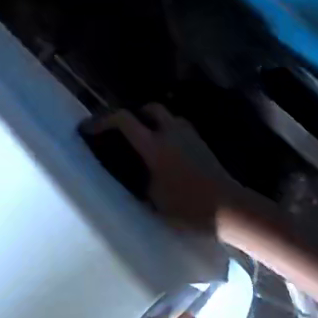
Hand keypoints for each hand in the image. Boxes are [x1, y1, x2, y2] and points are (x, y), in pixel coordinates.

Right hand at [85, 105, 257, 232]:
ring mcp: (190, 137)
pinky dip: (167, 132)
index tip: (88, 129)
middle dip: (131, 115)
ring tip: (142, 141)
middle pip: (148, 108)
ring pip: (167, 116)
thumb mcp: (152, 200)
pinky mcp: (203, 145)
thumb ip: (135, 180)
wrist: (230, 209)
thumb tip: (123, 172)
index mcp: (154, 146)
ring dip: (152, 122)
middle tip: (119, 131)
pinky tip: (165, 152)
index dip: (102, 121)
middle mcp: (171, 133)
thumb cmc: (188, 209)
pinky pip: (179, 128)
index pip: (123, 120)